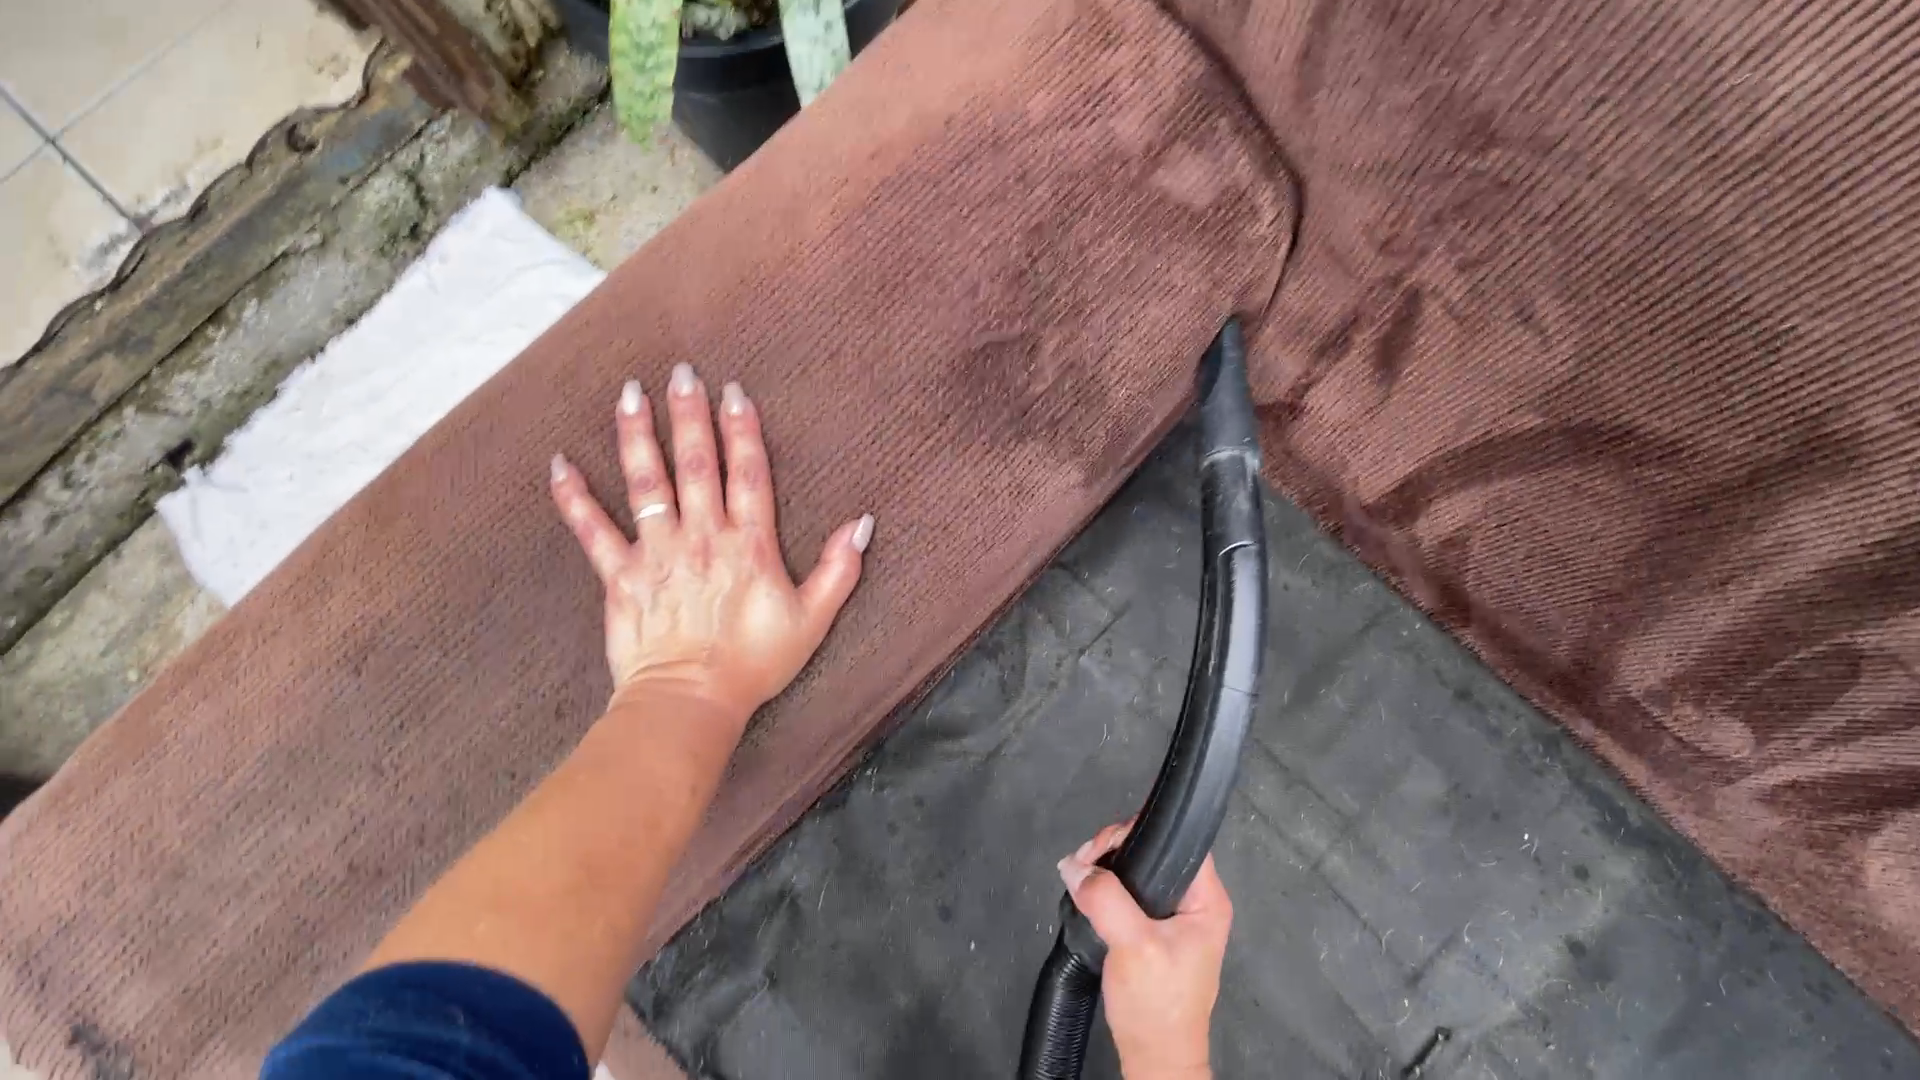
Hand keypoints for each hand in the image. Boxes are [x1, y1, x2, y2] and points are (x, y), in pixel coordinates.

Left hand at [549, 362, 872, 718]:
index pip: (747, 474)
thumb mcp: (811, 620)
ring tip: (631, 394)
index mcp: (748, 546)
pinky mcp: (621, 577)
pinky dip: (575, 498)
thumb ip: (838, 570)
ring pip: (647, 484)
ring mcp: (658, 555)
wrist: (691, 702)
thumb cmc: (755, 663)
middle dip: (689, 415)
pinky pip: (593, 531)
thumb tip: (862, 524)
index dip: (742, 430)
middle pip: (695, 464)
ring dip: (638, 436)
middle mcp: (702, 538)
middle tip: (681, 372)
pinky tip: (560, 464)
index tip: (734, 392)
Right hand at [1058, 822, 1231, 1079]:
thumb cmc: (1157, 1005)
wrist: (1153, 1057)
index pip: (1177, 841)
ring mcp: (1173, 916)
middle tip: (1083, 865)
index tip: (1100, 849)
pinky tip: (1087, 891)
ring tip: (1080, 877)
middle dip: (1113, 851)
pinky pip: (1127, 892)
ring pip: (1136, 870)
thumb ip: (1105, 899)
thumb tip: (1072, 866)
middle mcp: (1193, 901)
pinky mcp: (1152, 929)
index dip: (1137, 833)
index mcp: (1206, 899)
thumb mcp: (1133, 946)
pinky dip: (1105, 888)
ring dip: (1105, 869)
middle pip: (1152, 850)